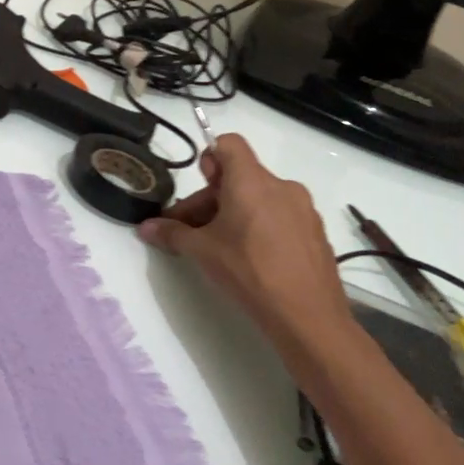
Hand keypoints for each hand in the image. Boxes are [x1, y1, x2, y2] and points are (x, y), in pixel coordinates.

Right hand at [137, 133, 351, 345]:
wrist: (310, 320)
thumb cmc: (250, 272)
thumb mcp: (202, 251)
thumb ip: (172, 233)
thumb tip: (145, 228)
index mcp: (252, 181)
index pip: (229, 143)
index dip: (210, 159)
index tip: (201, 189)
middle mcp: (282, 187)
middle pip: (240, 177)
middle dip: (213, 199)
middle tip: (194, 231)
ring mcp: (304, 211)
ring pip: (261, 198)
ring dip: (237, 214)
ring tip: (223, 248)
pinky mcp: (317, 235)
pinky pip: (282, 217)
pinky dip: (263, 228)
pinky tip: (254, 260)